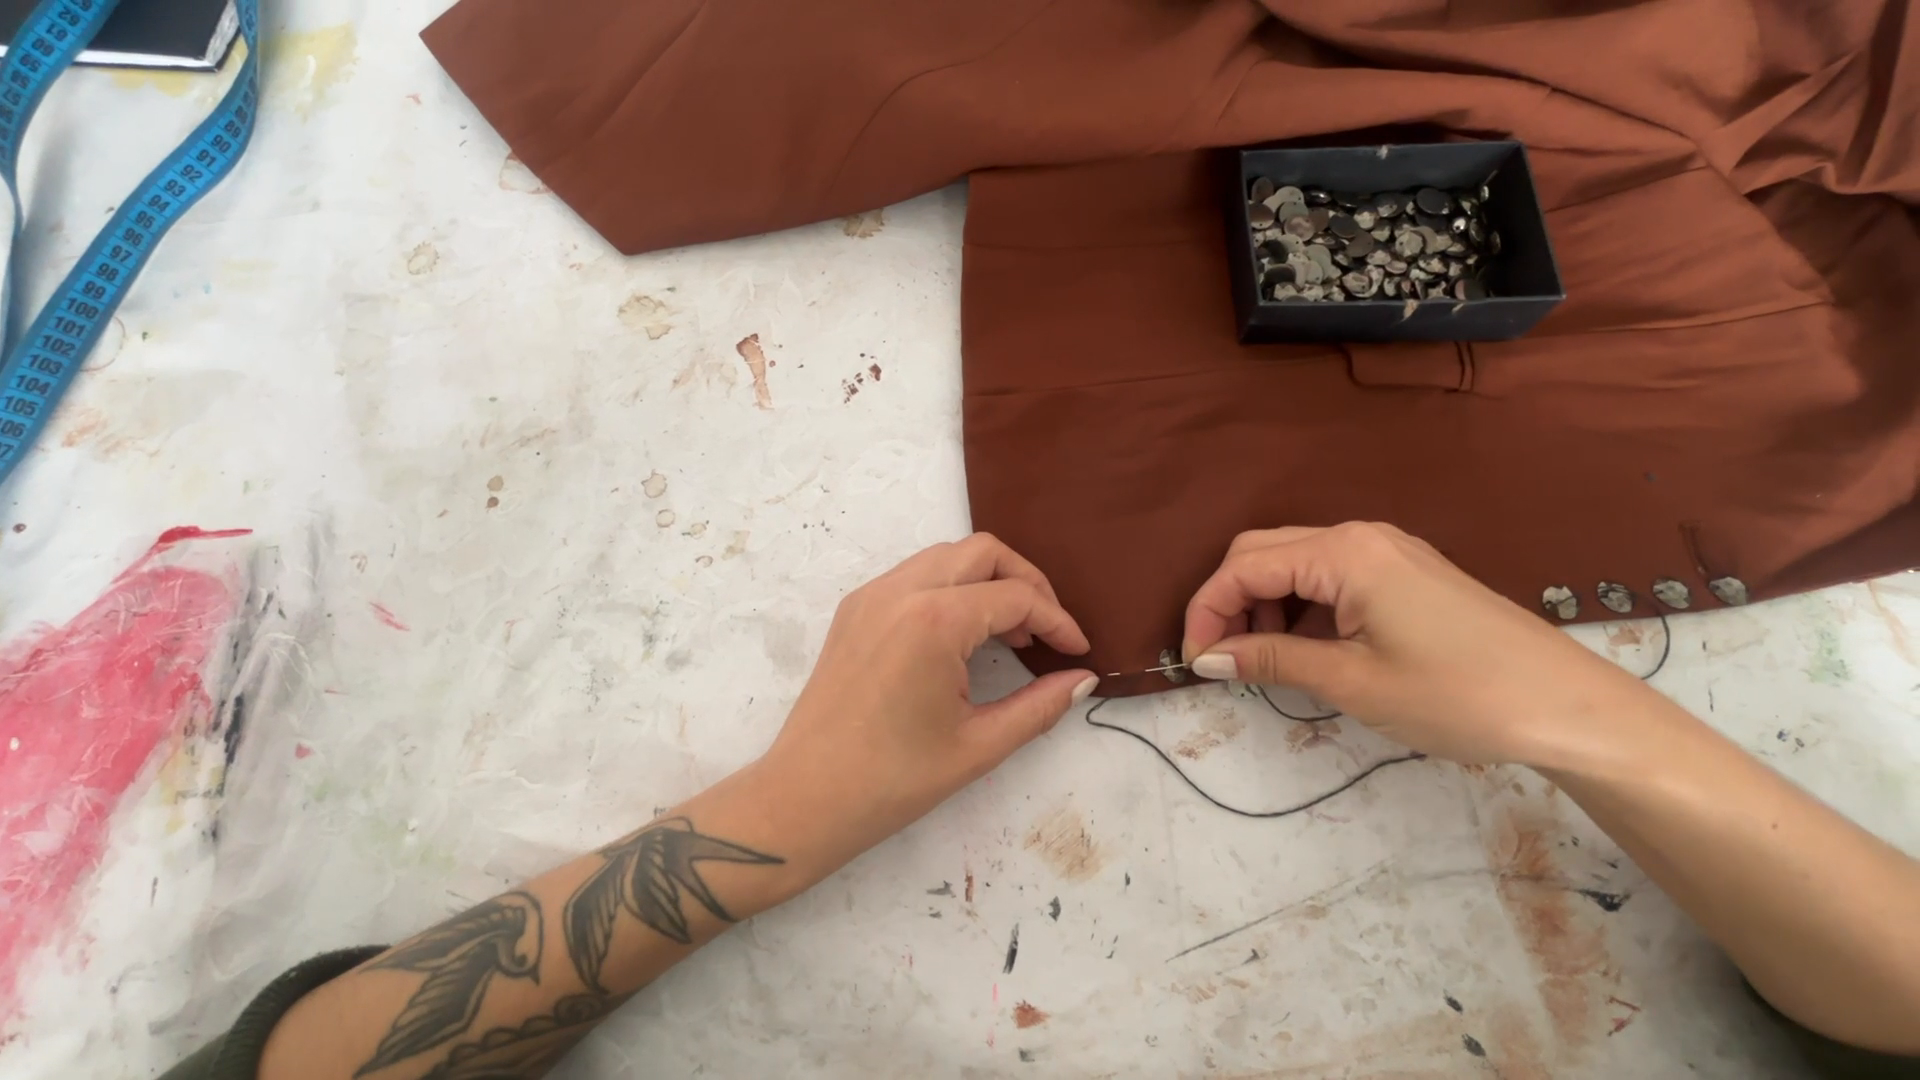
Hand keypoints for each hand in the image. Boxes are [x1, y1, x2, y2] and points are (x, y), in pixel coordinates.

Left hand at [757, 534, 1097, 865]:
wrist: (805, 798)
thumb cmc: (894, 780)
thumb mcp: (979, 746)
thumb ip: (1040, 706)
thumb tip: (1083, 679)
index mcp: (934, 619)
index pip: (1015, 597)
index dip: (1057, 620)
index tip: (1078, 650)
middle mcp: (900, 590)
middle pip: (983, 552)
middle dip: (1026, 582)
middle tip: (1047, 629)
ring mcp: (871, 595)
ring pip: (946, 556)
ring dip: (987, 580)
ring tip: (1011, 632)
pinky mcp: (854, 609)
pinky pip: (915, 574)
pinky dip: (951, 587)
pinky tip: (964, 634)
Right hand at [1181, 522, 1656, 764]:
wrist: (1570, 709)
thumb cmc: (1456, 695)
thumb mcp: (1351, 682)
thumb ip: (1271, 660)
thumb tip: (1205, 658)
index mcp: (1343, 552)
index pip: (1243, 567)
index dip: (1205, 611)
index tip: (1194, 661)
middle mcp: (1359, 535)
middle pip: (1261, 552)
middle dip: (1228, 602)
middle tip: (1220, 658)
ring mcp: (1386, 550)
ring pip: (1293, 561)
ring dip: (1263, 604)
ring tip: (1263, 659)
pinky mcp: (1404, 572)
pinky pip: (1328, 575)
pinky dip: (1299, 606)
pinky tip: (1305, 646)